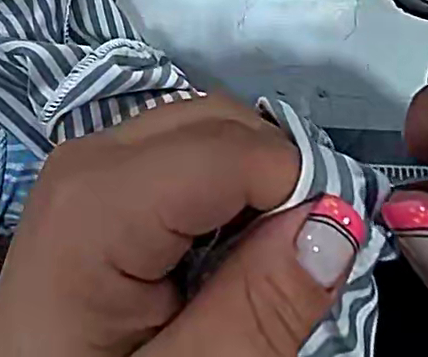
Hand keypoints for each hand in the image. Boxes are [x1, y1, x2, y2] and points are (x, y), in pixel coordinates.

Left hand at [0, 96, 365, 356]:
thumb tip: (339, 221)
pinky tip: (217, 245)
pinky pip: (178, 146)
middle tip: (301, 258)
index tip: (335, 250)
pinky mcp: (94, 172)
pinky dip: (219, 181)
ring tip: (258, 259)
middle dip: (276, 172)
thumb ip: (259, 308)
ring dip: (250, 175)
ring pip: (202, 124)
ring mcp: (88, 156)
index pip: (230, 149)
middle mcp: (90, 151)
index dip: (299, 187)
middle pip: (216, 120)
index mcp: (99, 199)